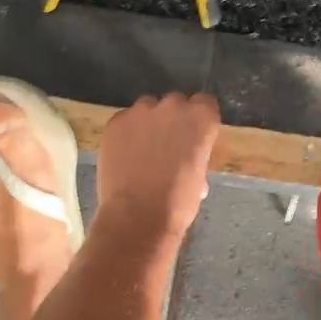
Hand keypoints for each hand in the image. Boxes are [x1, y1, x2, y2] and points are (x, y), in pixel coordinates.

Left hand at [95, 92, 220, 238]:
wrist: (138, 216)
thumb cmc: (179, 202)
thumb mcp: (199, 177)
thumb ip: (195, 155)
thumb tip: (187, 160)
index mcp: (201, 118)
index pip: (205, 103)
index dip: (199, 119)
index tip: (195, 134)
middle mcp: (172, 107)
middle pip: (175, 103)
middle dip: (173, 119)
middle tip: (168, 144)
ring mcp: (140, 112)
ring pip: (147, 108)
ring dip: (148, 123)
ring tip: (143, 149)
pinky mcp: (115, 123)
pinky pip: (124, 121)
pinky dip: (126, 133)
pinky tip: (124, 155)